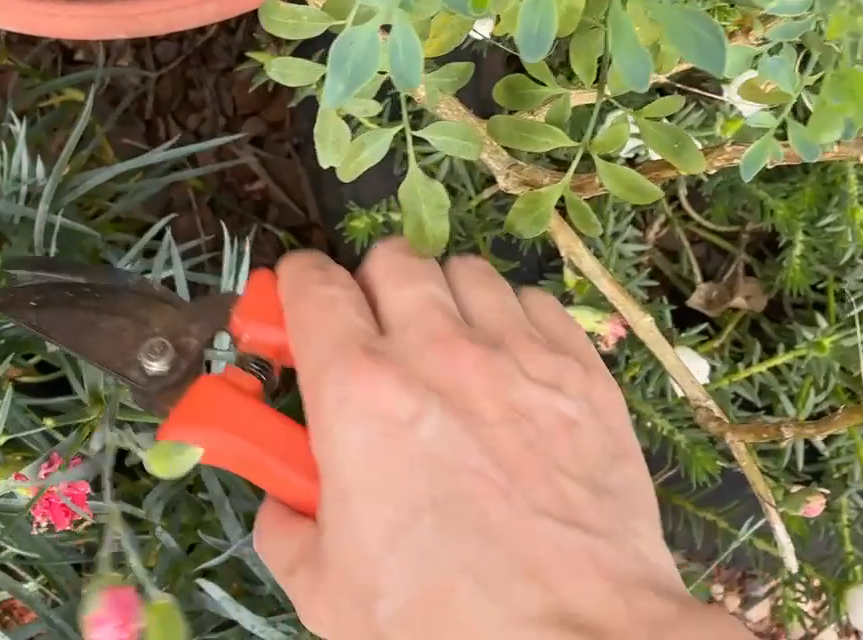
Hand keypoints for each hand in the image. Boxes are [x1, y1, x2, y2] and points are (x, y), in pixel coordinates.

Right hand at [254, 239, 748, 639]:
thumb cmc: (440, 625)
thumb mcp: (329, 592)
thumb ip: (288, 527)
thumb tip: (283, 500)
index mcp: (359, 390)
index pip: (312, 284)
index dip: (297, 283)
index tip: (300, 299)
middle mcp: (434, 350)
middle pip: (391, 259)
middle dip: (373, 286)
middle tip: (378, 334)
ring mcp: (514, 352)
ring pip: (464, 270)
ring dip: (445, 298)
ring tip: (449, 347)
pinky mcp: (578, 370)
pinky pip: (534, 301)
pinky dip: (513, 318)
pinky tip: (513, 364)